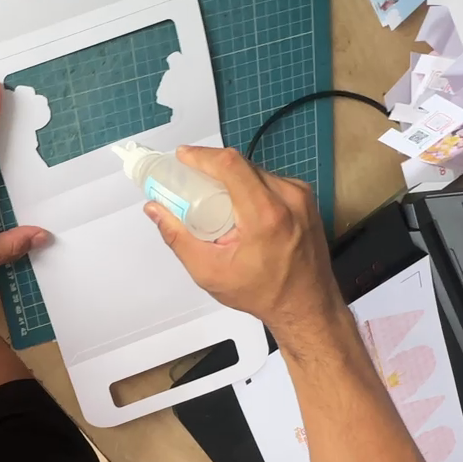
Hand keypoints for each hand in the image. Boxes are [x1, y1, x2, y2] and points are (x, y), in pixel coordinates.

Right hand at [144, 146, 343, 349]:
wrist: (306, 305)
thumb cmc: (262, 293)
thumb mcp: (209, 272)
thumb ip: (178, 238)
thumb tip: (155, 210)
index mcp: (266, 215)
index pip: (231, 166)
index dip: (202, 156)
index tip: (181, 157)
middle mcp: (288, 197)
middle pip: (241, 165)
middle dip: (211, 167)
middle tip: (189, 180)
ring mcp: (301, 195)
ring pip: (255, 171)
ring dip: (230, 178)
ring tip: (213, 199)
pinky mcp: (306, 198)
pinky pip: (269, 180)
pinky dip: (248, 187)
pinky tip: (238, 208)